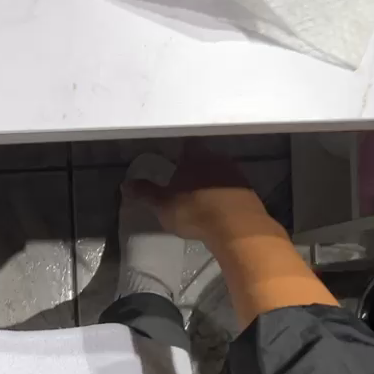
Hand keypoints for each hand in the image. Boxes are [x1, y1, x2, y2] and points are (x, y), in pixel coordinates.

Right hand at [122, 142, 262, 240]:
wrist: (236, 228)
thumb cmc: (194, 211)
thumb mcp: (162, 205)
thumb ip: (145, 193)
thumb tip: (125, 184)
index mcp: (195, 158)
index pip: (187, 145)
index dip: (180, 152)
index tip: (173, 160)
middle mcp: (217, 159)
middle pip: (205, 157)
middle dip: (196, 166)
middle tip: (185, 180)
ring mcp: (236, 174)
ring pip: (221, 171)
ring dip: (212, 180)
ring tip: (201, 195)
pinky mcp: (248, 192)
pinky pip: (233, 188)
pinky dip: (225, 194)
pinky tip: (218, 207)